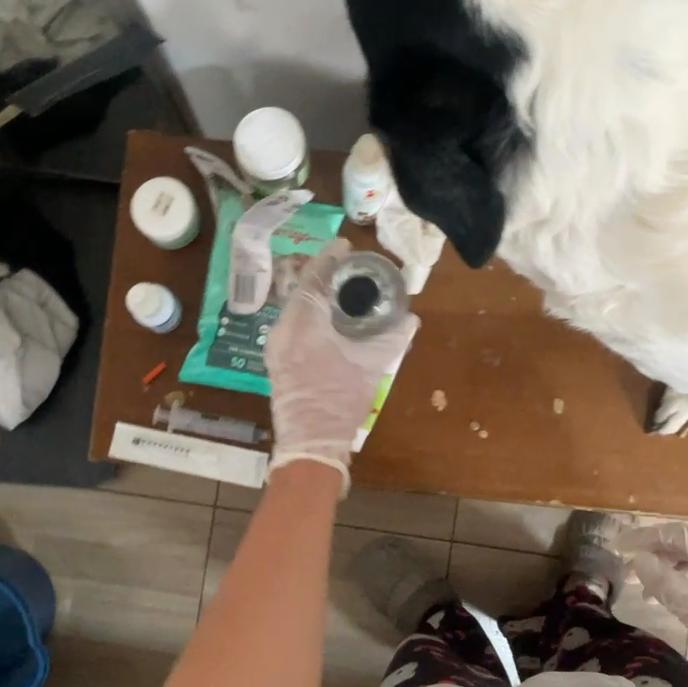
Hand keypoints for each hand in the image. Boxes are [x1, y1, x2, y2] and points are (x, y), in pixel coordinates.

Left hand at [265, 240, 418, 490]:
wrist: (312, 440)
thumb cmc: (341, 399)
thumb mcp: (372, 365)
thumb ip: (392, 337)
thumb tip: (411, 317)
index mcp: (302, 322)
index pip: (314, 277)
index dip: (330, 257)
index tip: (347, 246)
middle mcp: (283, 328)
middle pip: (303, 290)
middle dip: (325, 277)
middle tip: (349, 270)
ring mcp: (276, 345)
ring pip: (296, 308)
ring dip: (318, 297)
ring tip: (343, 292)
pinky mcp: (277, 360)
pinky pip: (293, 325)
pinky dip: (311, 316)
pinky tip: (331, 320)